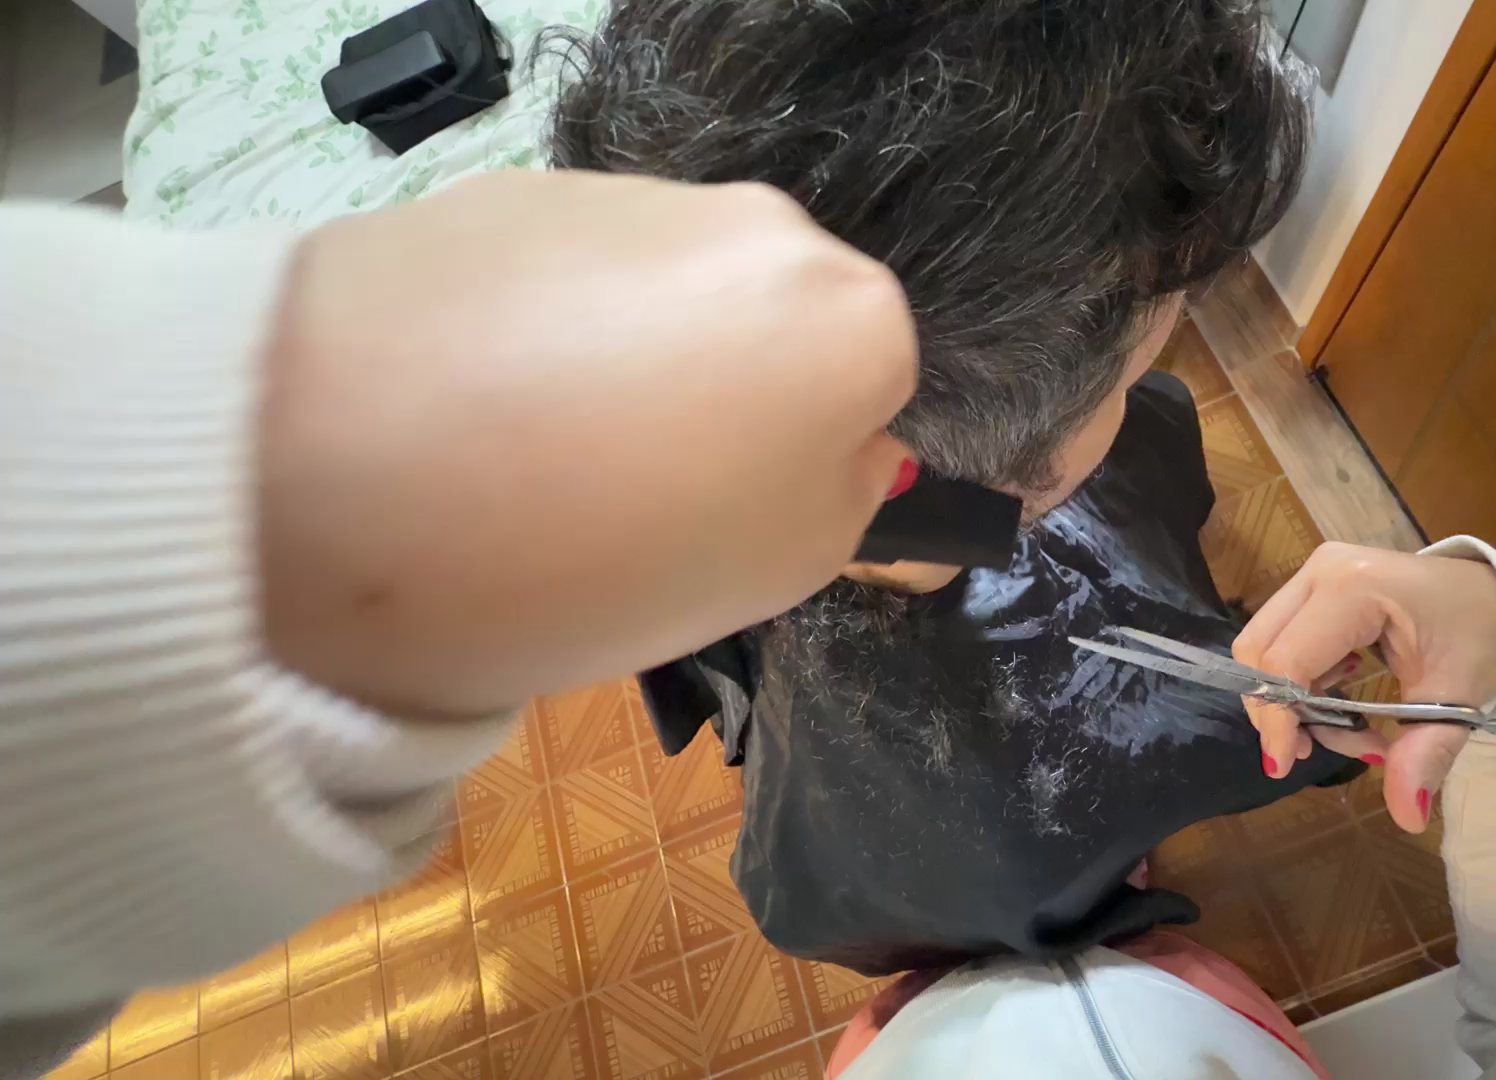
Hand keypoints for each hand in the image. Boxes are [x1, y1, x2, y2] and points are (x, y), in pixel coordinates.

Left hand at [257, 170, 915, 715]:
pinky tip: (507, 391)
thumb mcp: (799, 562)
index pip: (881, 383)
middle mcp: (769, 228)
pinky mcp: (527, 188)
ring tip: (569, 441)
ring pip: (695, 294)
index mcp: (855, 319)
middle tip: (667, 476)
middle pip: (790, 324)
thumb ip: (853, 487)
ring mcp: (645, 196)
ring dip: (665, 356)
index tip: (753, 497)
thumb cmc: (630, 552)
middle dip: (753, 389)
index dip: (821, 448)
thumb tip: (846, 440)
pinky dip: (579, 327)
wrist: (344, 486)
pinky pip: (597, 273)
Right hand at [1232, 543, 1495, 832]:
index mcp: (1355, 589)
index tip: (1284, 764)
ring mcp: (1310, 572)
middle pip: (1257, 648)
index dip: (1278, 715)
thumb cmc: (1482, 638)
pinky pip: (1277, 635)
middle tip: (1308, 747)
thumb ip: (1424, 753)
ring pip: (1260, 643)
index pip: (1286, 659)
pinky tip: (1333, 692)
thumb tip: (1407, 818)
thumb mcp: (1459, 698)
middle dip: (1274, 707)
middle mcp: (1319, 571)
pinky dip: (1293, 676)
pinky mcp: (1308, 583)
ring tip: (1336, 723)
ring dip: (1285, 695)